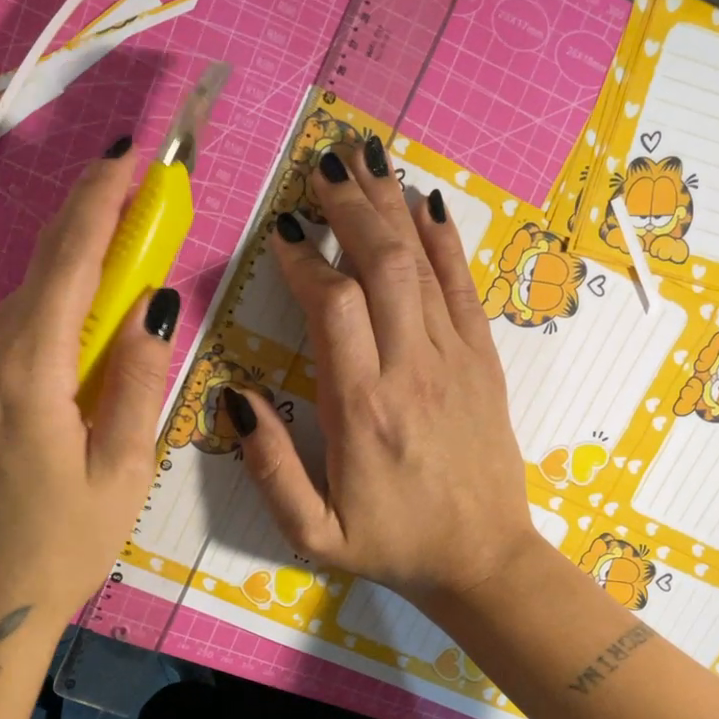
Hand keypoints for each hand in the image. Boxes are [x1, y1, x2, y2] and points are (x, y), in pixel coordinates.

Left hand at [0, 144, 181, 642]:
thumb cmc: (63, 550)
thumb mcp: (122, 470)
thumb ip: (136, 377)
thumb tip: (153, 302)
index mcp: (24, 376)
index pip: (66, 261)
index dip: (99, 201)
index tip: (128, 158)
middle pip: (40, 281)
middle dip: (92, 245)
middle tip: (143, 229)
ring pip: (19, 316)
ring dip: (68, 299)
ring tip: (114, 324)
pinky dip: (40, 337)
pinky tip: (68, 373)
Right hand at [230, 140, 537, 610]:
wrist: (484, 561)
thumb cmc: (391, 545)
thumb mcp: (312, 532)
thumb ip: (268, 466)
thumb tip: (235, 397)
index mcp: (362, 409)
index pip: (332, 306)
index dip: (306, 258)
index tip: (284, 230)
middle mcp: (411, 370)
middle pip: (381, 263)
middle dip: (349, 205)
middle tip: (322, 164)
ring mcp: (455, 359)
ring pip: (422, 262)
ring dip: (390, 205)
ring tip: (364, 157)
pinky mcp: (483, 360)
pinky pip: (462, 284)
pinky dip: (443, 238)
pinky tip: (424, 200)